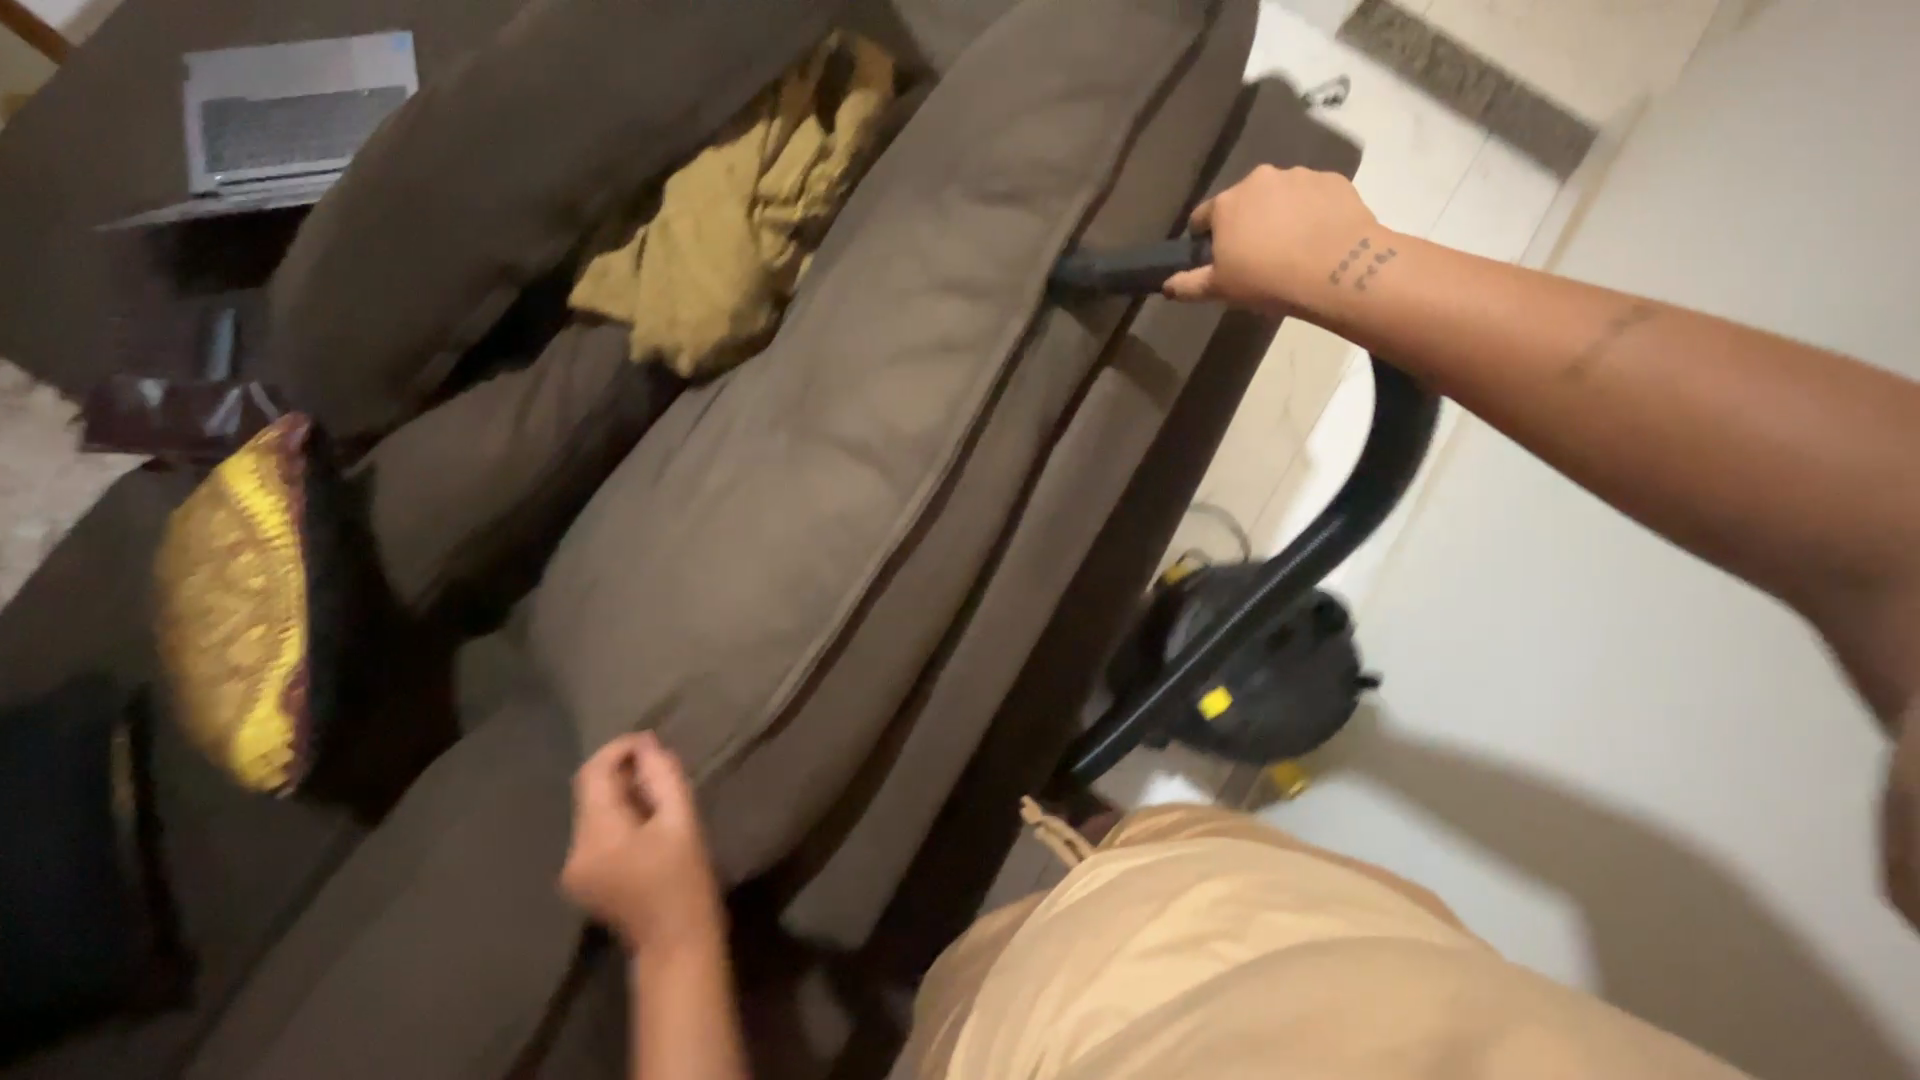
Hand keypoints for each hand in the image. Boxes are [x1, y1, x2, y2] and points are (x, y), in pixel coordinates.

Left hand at [561, 732, 723, 955]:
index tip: (650, 742)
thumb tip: (647, 746)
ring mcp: (573, 869)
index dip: (619, 750)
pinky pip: (595, 833)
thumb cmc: (687, 881)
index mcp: (597, 836)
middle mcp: (573, 850)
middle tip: (659, 767)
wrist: (677, 944)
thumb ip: (663, 778)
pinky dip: (617, 818)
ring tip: (657, 795)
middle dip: (621, 773)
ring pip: (592, 812)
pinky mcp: (581, 880)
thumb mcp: (682, 822)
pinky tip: (645, 823)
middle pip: (590, 793)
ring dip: (620, 795)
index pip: (594, 774)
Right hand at [1164, 166, 1389, 314]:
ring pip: (1281, 195)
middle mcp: (1260, 179)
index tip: (1216, 258)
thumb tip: (1166, 286)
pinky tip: (1319, 238)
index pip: (1203, 217)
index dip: (1205, 238)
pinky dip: (1312, 212)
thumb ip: (1189, 284)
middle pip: (1244, 201)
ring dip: (1280, 214)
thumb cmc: (1267, 279)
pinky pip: (1314, 196)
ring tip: (1293, 246)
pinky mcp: (1334, 181)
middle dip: (1246, 222)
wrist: (1336, 270)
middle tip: (1258, 255)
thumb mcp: (1220, 289)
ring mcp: (1300, 176)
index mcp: (1227, 203)